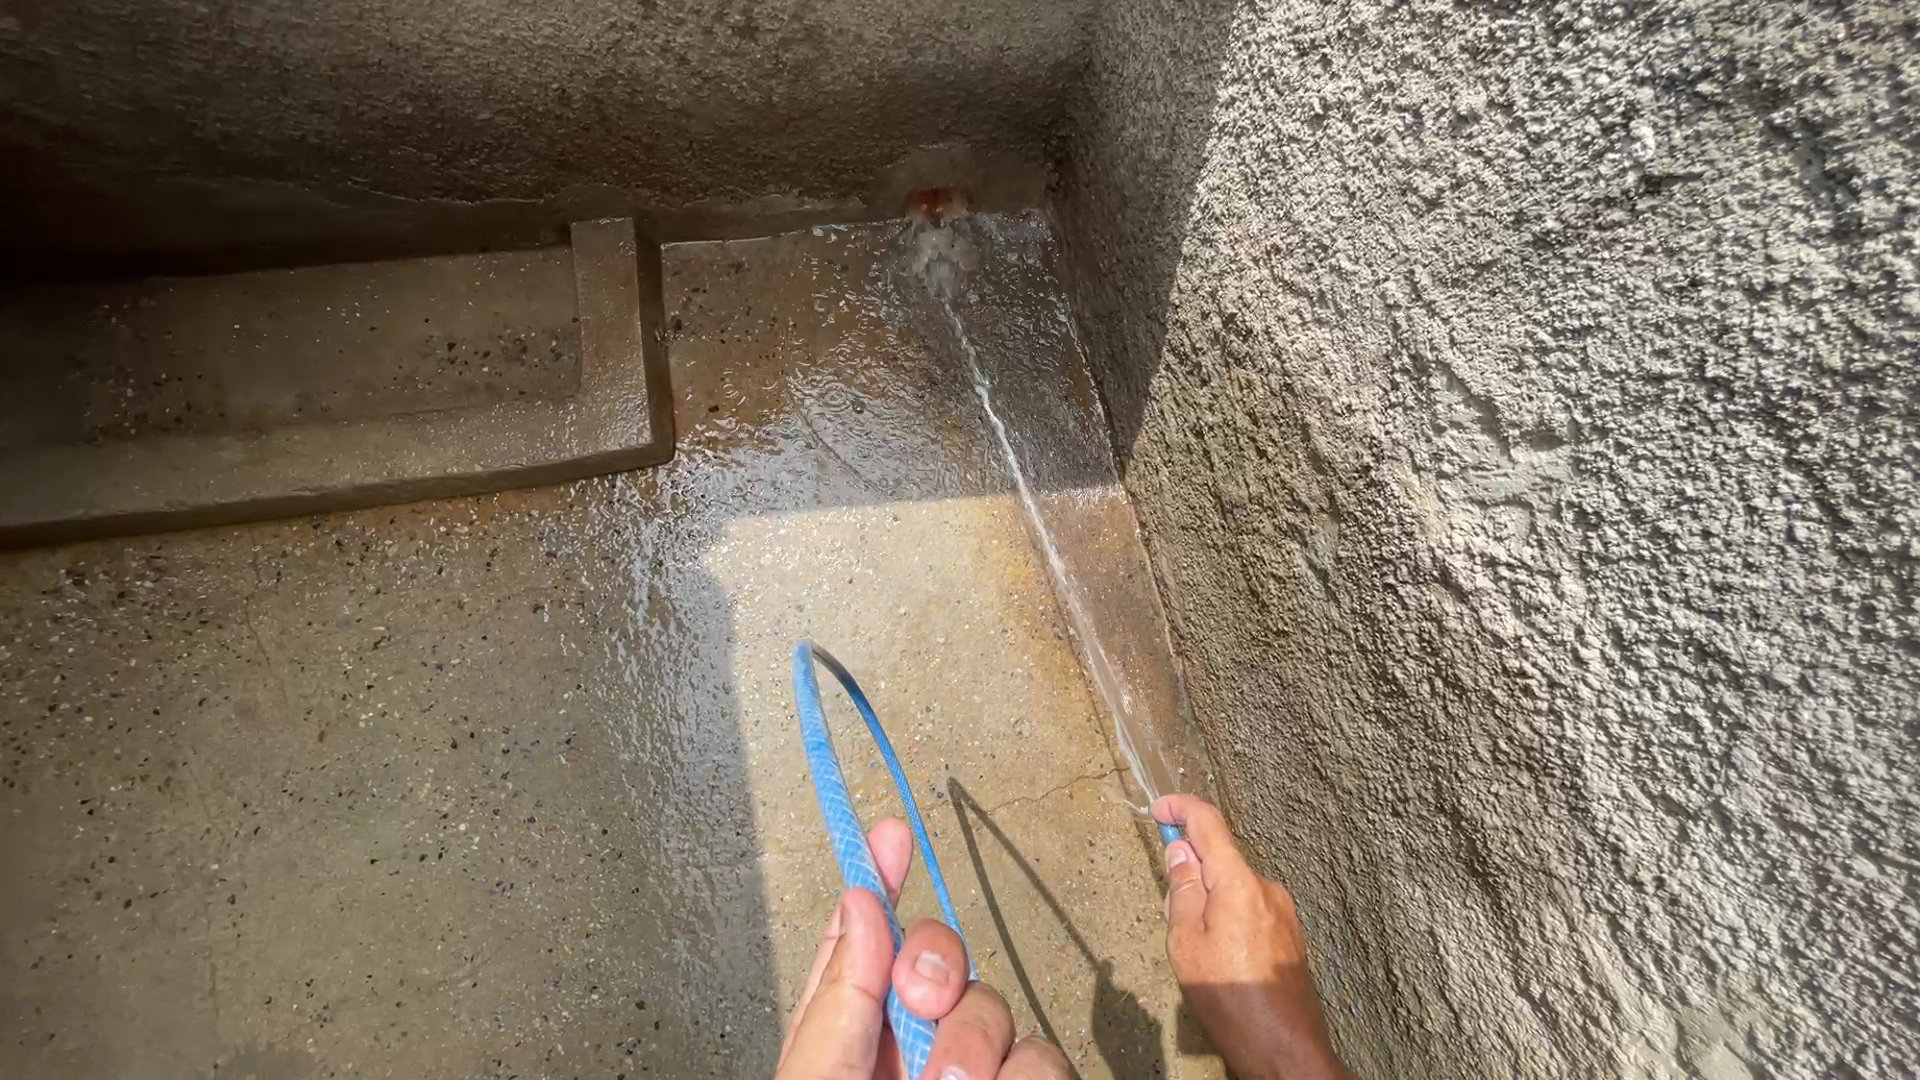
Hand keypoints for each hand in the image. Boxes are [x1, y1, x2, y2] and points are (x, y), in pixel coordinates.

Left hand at [777, 817, 1071, 1079]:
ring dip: (974, 1043)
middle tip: (920, 999)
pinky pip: (1046, 1059)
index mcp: (857, 1034)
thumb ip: (838, 1001)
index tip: (890, 832)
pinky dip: (1020, 1079)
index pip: (872, 937)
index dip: (881, 876)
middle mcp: (918, 1042)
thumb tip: (859, 898)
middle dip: (937, 963)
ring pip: (998, 1005)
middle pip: (945, 954)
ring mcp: (976, 1068)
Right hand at [1154, 795, 1355, 1079]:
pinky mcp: (1289, 933)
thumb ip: (1182, 889)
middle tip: (1173, 913)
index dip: (1180, 807)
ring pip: (1233, 884)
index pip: (1208, 822)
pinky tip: (1221, 956)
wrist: (1286, 1052)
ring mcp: (1282, 911)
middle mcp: (1265, 887)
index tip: (1158, 810)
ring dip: (1208, 896)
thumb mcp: (1186, 941)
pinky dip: (1227, 913)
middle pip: (1219, 856)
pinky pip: (1249, 906)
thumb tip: (1181, 852)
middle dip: (1190, 869)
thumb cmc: (1229, 998)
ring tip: (1197, 948)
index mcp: (1238, 882)